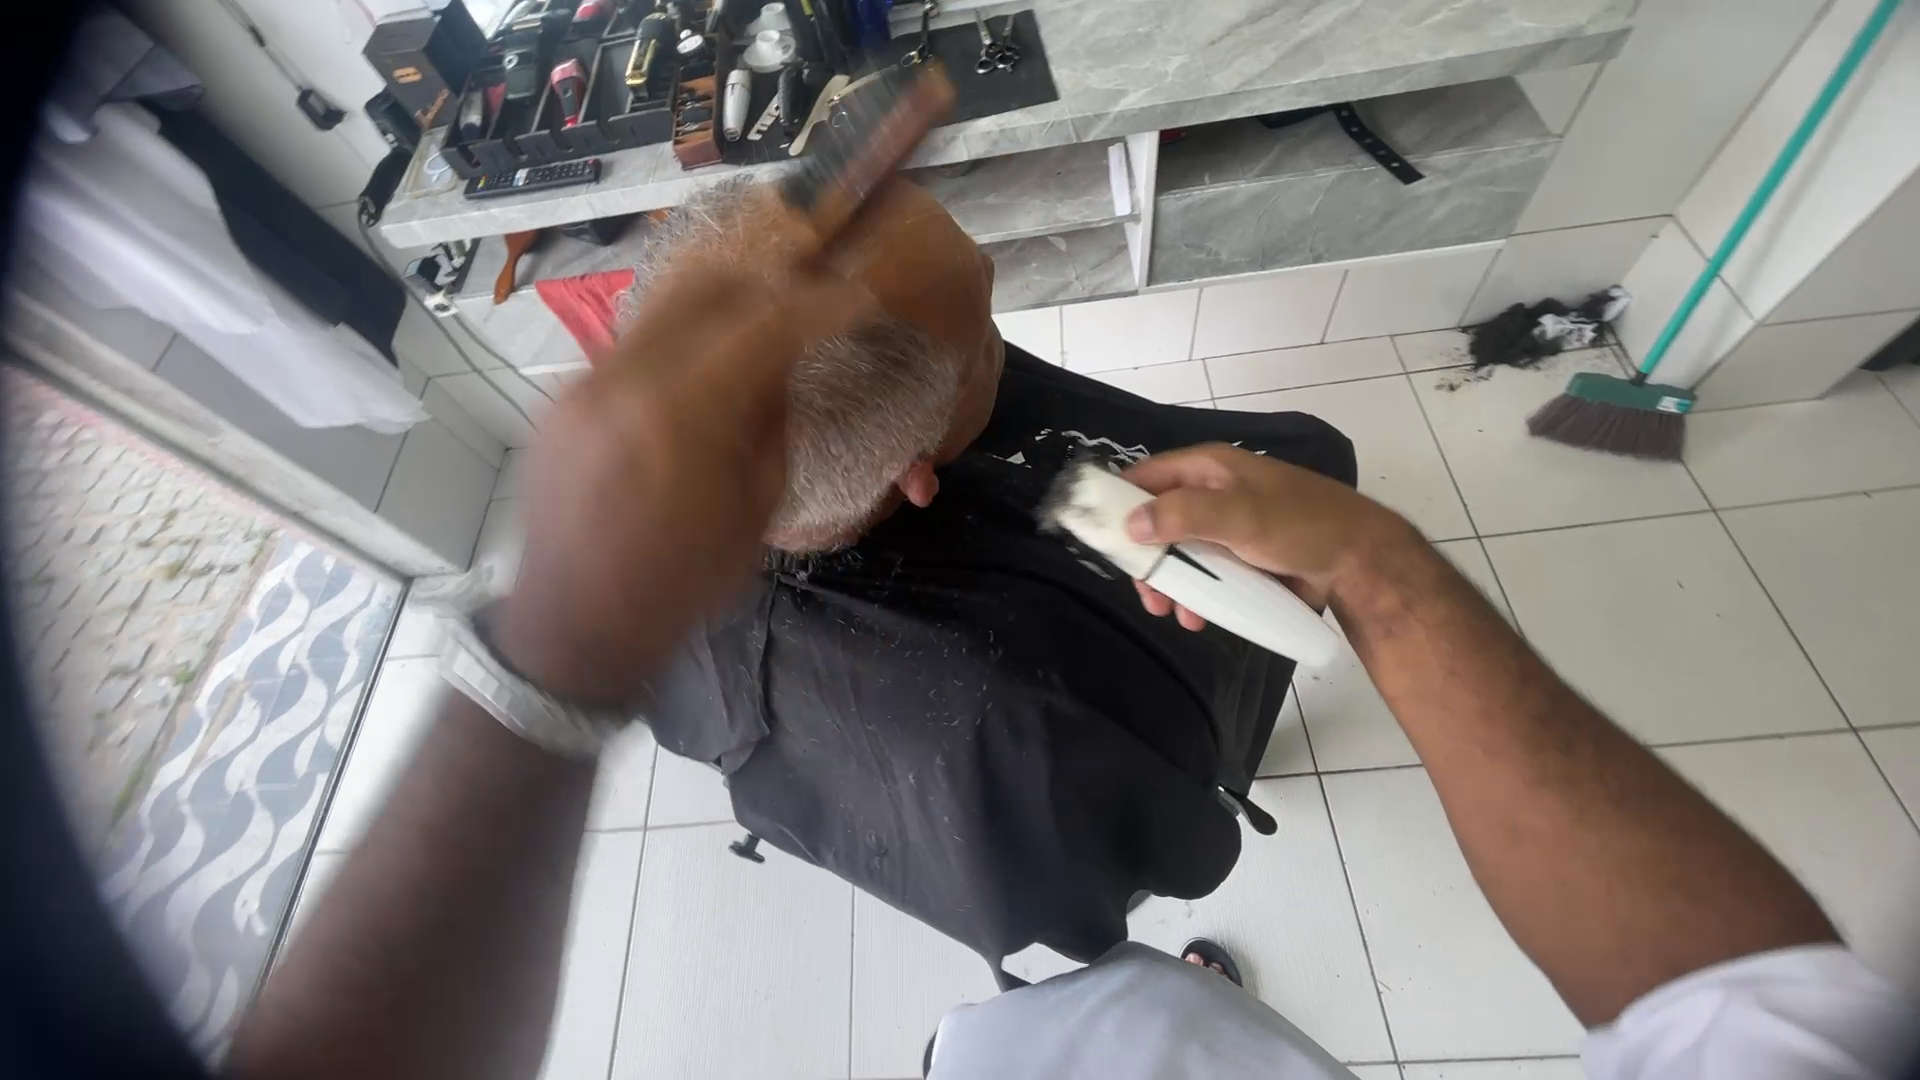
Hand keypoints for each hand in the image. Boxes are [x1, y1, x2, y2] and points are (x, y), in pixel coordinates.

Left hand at [491, 263, 872, 705]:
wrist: (578, 620)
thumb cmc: (684, 582)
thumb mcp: (755, 507)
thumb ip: (773, 423)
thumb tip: (788, 366)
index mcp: (685, 413)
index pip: (768, 324)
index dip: (823, 305)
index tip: (859, 301)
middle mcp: (626, 377)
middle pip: (710, 285)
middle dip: (774, 278)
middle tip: (815, 290)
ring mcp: (586, 380)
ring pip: (664, 303)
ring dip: (727, 295)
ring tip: (769, 306)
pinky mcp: (566, 394)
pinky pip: (635, 339)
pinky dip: (686, 331)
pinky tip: (712, 351)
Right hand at [1120, 444, 1413, 628]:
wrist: (1361, 563)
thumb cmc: (1302, 527)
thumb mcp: (1241, 516)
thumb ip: (1184, 515)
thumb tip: (1131, 524)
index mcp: (1208, 468)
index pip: (1146, 476)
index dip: (1118, 500)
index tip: (1100, 534)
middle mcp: (1211, 493)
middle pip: (1156, 520)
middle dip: (1145, 557)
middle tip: (1143, 590)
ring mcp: (1225, 526)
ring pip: (1177, 552)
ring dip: (1169, 583)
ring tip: (1170, 612)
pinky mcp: (1239, 556)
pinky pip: (1204, 572)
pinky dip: (1195, 593)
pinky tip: (1197, 616)